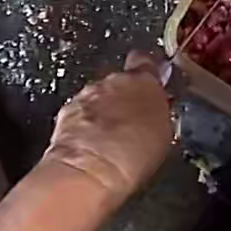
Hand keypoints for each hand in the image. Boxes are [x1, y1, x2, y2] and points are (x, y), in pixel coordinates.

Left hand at [41, 51, 173, 202]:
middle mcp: (112, 82)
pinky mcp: (67, 111)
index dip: (147, 69)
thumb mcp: (163, 134)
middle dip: (124, 98)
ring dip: (104, 112)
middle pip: (120, 81)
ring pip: (99, 97)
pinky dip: (85, 124)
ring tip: (112, 139)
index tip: (150, 79)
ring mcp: (88, 95)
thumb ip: (158, 110)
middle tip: (132, 122)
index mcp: (142, 81)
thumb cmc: (131, 155)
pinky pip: (80, 112)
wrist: (90, 170)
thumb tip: (158, 108)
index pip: (145, 60)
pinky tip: (93, 145)